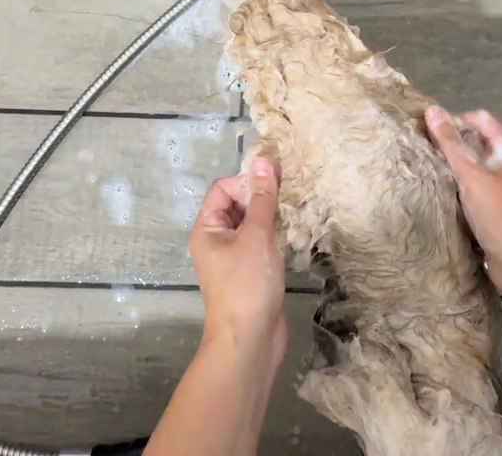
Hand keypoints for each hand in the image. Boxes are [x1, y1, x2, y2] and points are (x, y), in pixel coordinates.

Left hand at [189, 157, 287, 360]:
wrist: (250, 342)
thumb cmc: (247, 285)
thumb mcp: (256, 235)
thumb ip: (262, 198)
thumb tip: (263, 160)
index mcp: (208, 228)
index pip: (223, 188)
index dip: (246, 182)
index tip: (273, 186)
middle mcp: (216, 240)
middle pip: (238, 204)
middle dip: (261, 198)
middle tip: (288, 198)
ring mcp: (234, 258)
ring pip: (252, 224)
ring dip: (271, 217)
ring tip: (294, 215)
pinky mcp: (251, 273)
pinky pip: (261, 243)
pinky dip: (275, 236)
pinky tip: (294, 236)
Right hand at [425, 106, 501, 280]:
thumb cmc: (500, 214)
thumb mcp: (471, 176)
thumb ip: (450, 144)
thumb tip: (431, 109)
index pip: (480, 119)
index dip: (456, 120)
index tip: (432, 133)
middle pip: (477, 140)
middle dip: (453, 143)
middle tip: (425, 150)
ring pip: (475, 164)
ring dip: (455, 165)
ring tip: (430, 169)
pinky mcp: (498, 205)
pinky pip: (476, 185)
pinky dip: (461, 184)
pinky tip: (444, 191)